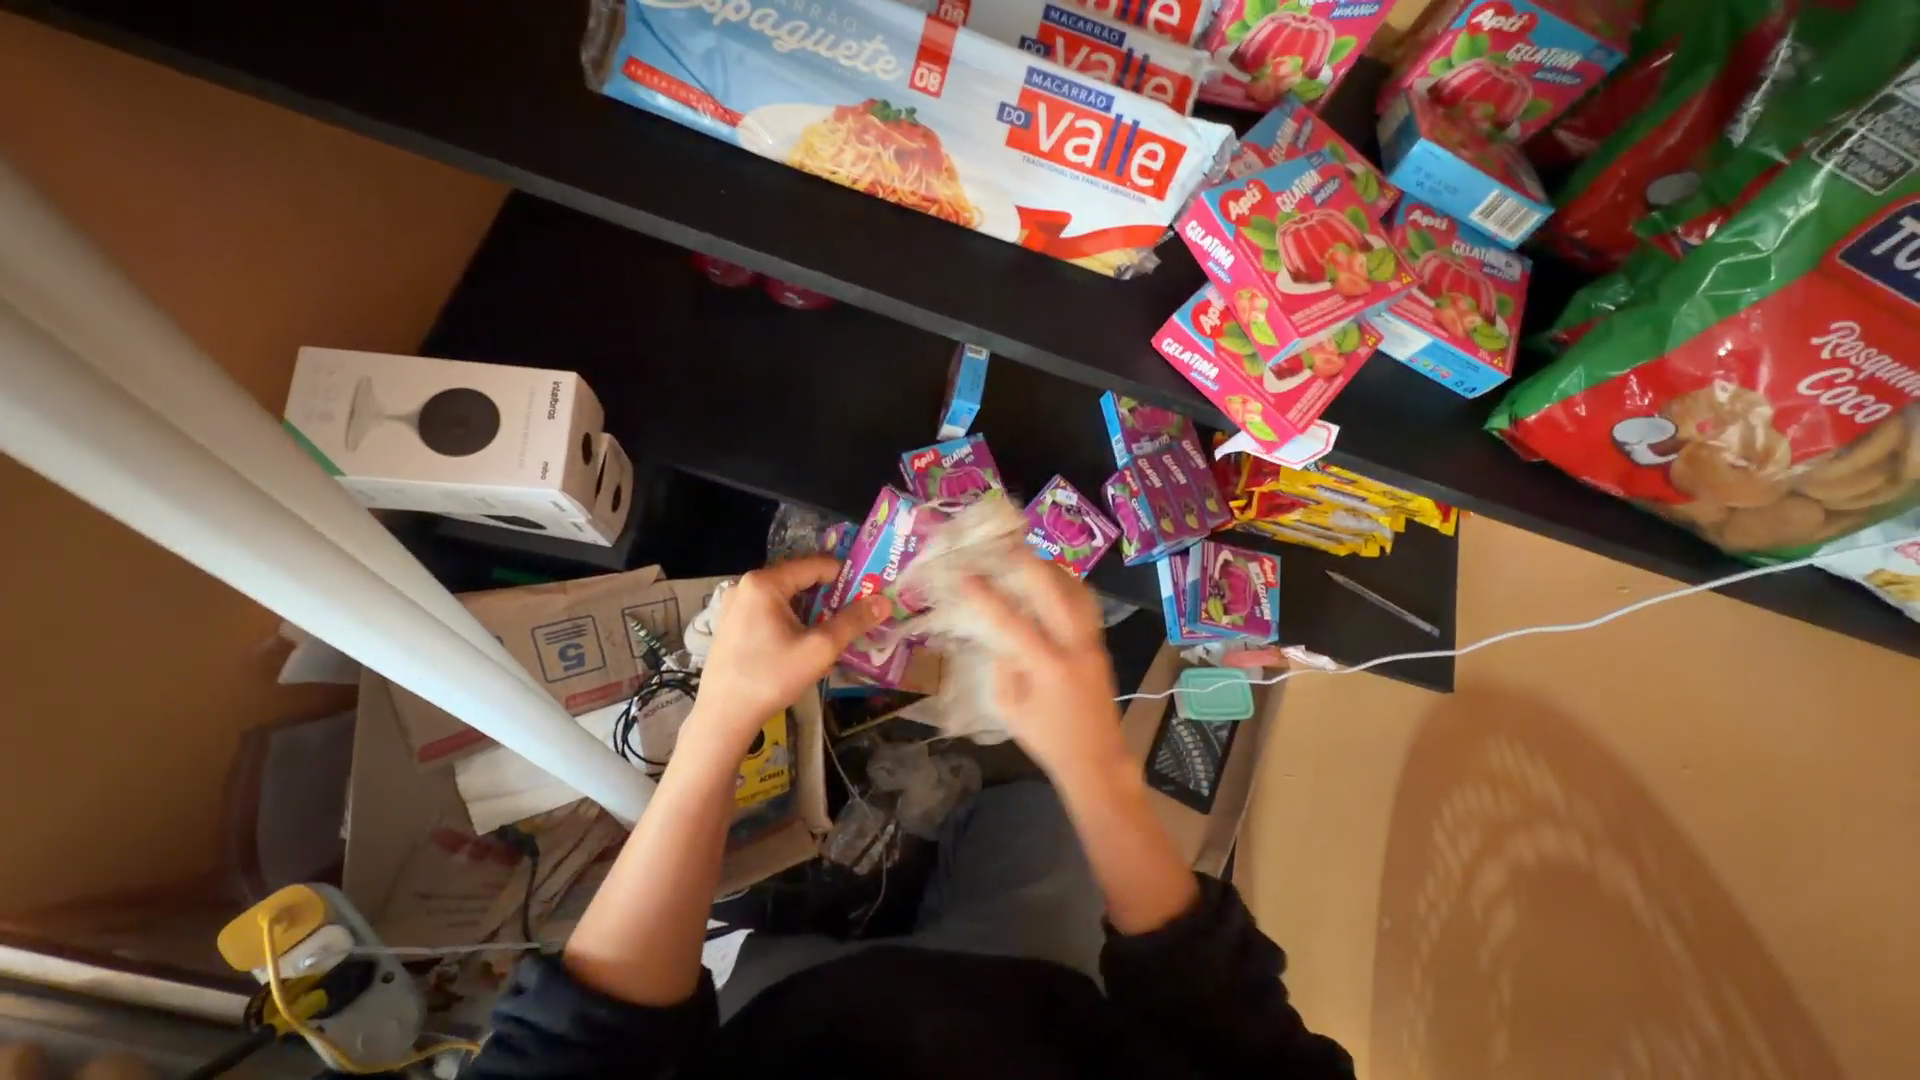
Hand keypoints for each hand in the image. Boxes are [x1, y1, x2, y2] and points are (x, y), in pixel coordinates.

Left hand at [689, 556, 888, 755]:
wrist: (723, 716)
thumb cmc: (771, 677)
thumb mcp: (820, 649)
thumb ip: (853, 621)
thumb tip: (884, 601)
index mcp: (764, 583)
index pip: (815, 565)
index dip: (846, 576)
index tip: (869, 592)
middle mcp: (745, 586)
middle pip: (799, 580)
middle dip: (830, 596)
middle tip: (856, 613)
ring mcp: (735, 606)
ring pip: (785, 598)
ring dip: (812, 610)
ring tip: (835, 630)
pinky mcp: (731, 625)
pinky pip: (770, 612)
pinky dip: (791, 620)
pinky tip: (805, 642)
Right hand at [955, 557, 1127, 783]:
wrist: (1097, 759)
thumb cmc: (1047, 739)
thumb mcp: (1008, 709)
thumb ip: (1001, 667)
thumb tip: (997, 636)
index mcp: (1047, 666)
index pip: (1011, 621)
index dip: (985, 596)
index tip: (964, 575)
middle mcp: (1074, 647)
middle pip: (1055, 590)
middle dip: (1028, 564)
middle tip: (1005, 547)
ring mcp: (1092, 643)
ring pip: (1078, 591)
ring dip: (1052, 570)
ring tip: (1029, 559)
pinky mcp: (1101, 646)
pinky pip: (1086, 605)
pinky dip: (1068, 587)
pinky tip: (1052, 583)